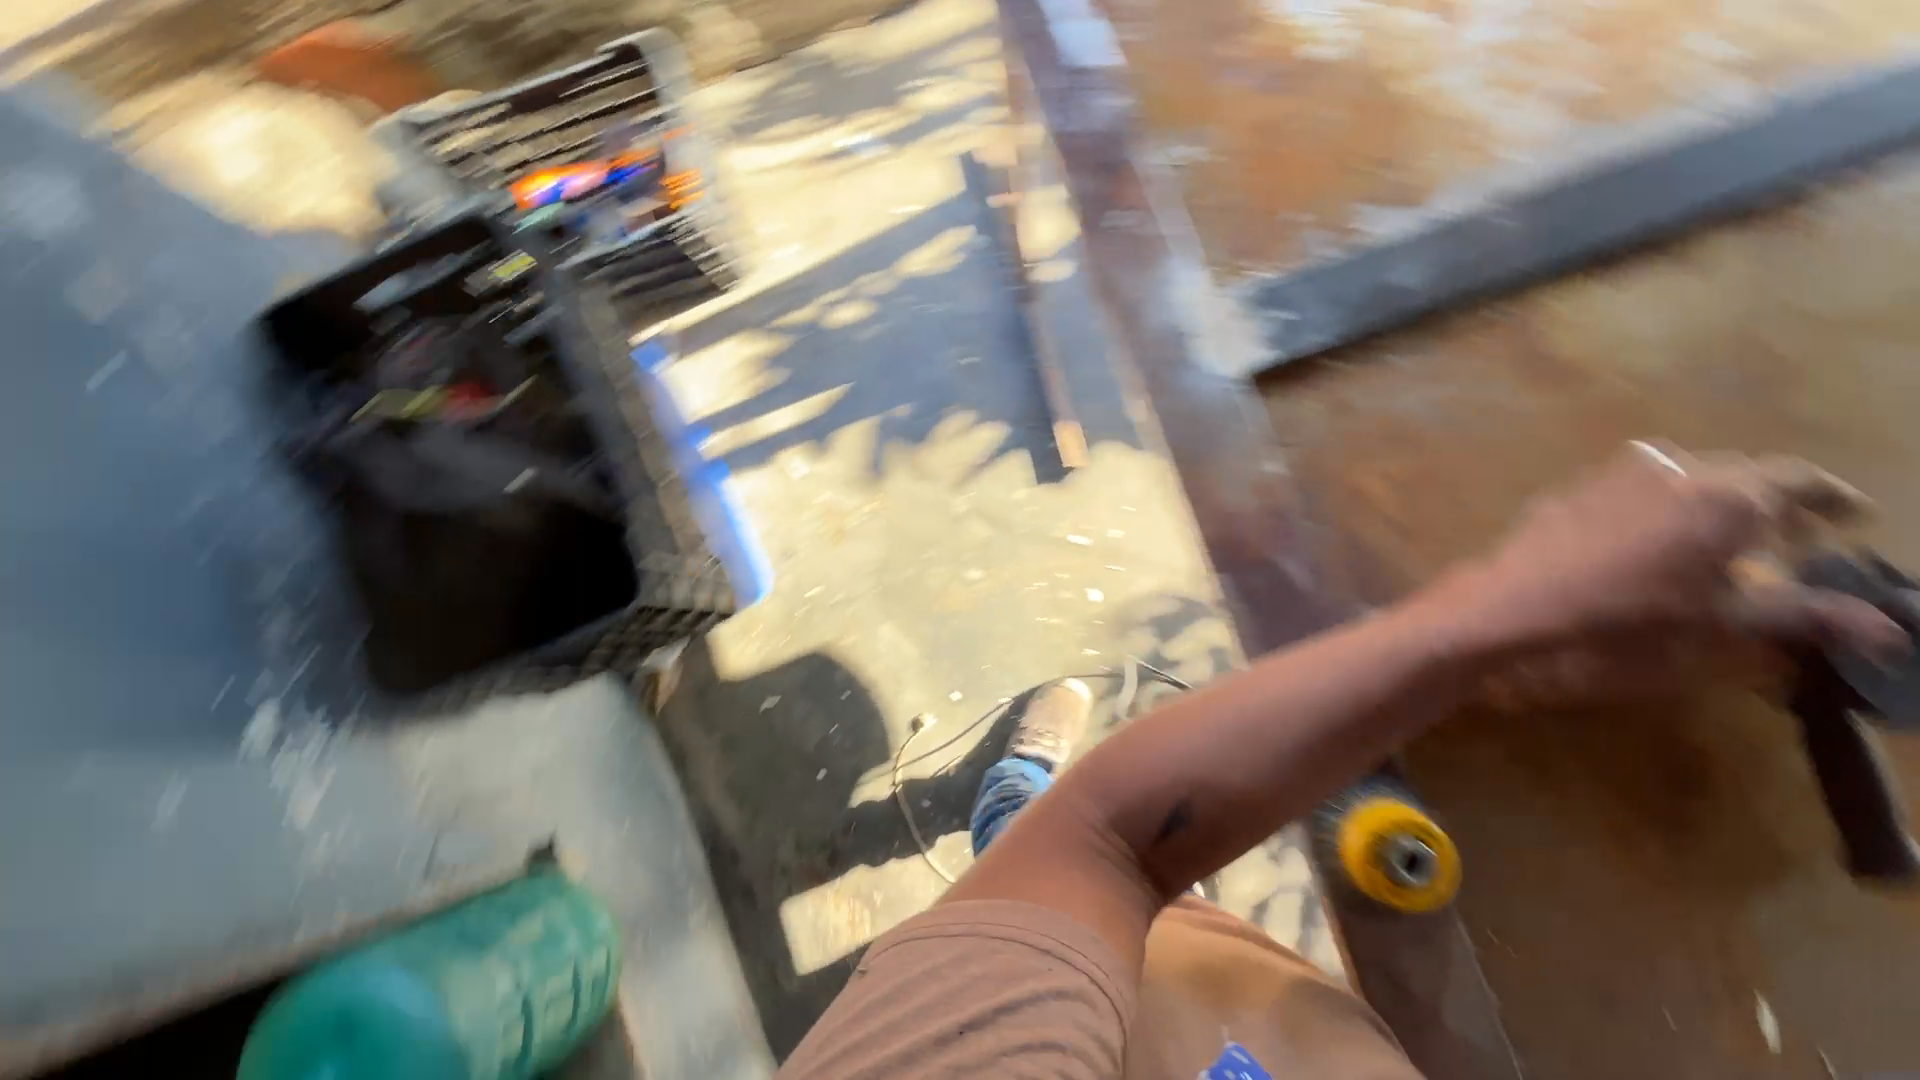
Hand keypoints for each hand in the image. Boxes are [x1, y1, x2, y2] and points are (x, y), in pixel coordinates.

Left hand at [1438, 442, 1904, 704]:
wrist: (1512, 605)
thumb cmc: (1624, 618)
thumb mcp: (1719, 622)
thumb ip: (1803, 615)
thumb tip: (1886, 630)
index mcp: (1727, 494)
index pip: (1798, 480)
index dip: (1829, 499)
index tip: (1850, 518)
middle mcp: (1675, 467)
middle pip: (1740, 475)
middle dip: (1769, 504)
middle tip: (1788, 540)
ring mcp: (1614, 473)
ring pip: (1682, 477)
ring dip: (1709, 502)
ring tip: (1718, 543)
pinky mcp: (1571, 489)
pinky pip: (1632, 490)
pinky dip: (1657, 508)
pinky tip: (1649, 543)